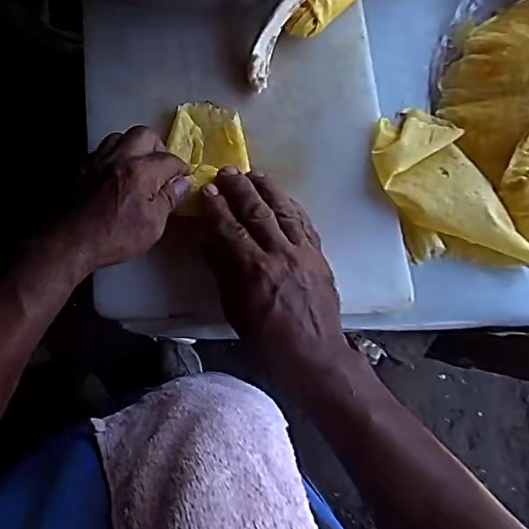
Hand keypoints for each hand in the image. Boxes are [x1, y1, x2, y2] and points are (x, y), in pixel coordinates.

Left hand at [51, 126, 190, 273]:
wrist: (71, 241)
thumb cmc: (115, 237)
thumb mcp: (152, 225)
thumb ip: (168, 199)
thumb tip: (182, 183)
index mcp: (141, 171)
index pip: (170, 160)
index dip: (181, 170)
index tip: (182, 179)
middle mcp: (120, 157)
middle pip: (145, 134)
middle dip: (158, 148)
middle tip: (161, 167)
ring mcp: (99, 160)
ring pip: (120, 137)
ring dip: (133, 147)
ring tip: (137, 166)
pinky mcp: (82, 167)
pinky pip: (102, 150)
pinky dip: (113, 155)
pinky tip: (115, 172)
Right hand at [200, 170, 352, 378]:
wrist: (313, 356)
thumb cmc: (265, 340)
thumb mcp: (234, 308)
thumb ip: (223, 270)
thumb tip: (210, 239)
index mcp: (255, 271)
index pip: (231, 229)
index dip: (217, 207)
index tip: (208, 190)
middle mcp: (281, 255)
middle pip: (258, 212)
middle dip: (240, 189)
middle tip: (227, 172)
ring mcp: (304, 253)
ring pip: (285, 211)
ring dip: (267, 189)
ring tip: (254, 175)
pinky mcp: (320, 256)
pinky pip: (304, 223)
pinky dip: (291, 207)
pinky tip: (281, 198)